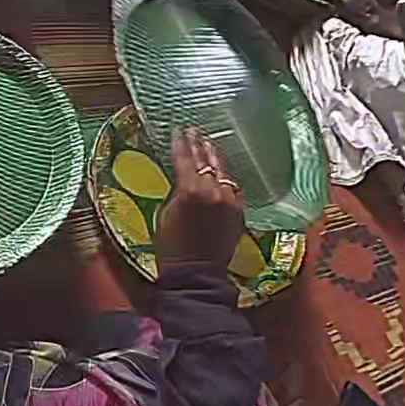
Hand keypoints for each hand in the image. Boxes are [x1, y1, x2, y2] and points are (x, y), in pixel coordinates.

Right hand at [155, 128, 245, 271]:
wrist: (196, 274)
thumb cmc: (171, 246)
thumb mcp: (165, 213)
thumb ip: (177, 191)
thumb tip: (182, 178)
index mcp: (190, 190)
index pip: (184, 158)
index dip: (180, 143)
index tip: (178, 131)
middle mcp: (213, 191)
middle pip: (206, 160)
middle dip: (199, 144)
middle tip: (194, 131)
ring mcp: (230, 200)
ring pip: (223, 171)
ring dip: (214, 157)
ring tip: (208, 144)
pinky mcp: (239, 211)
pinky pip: (233, 187)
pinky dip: (226, 178)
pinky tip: (222, 172)